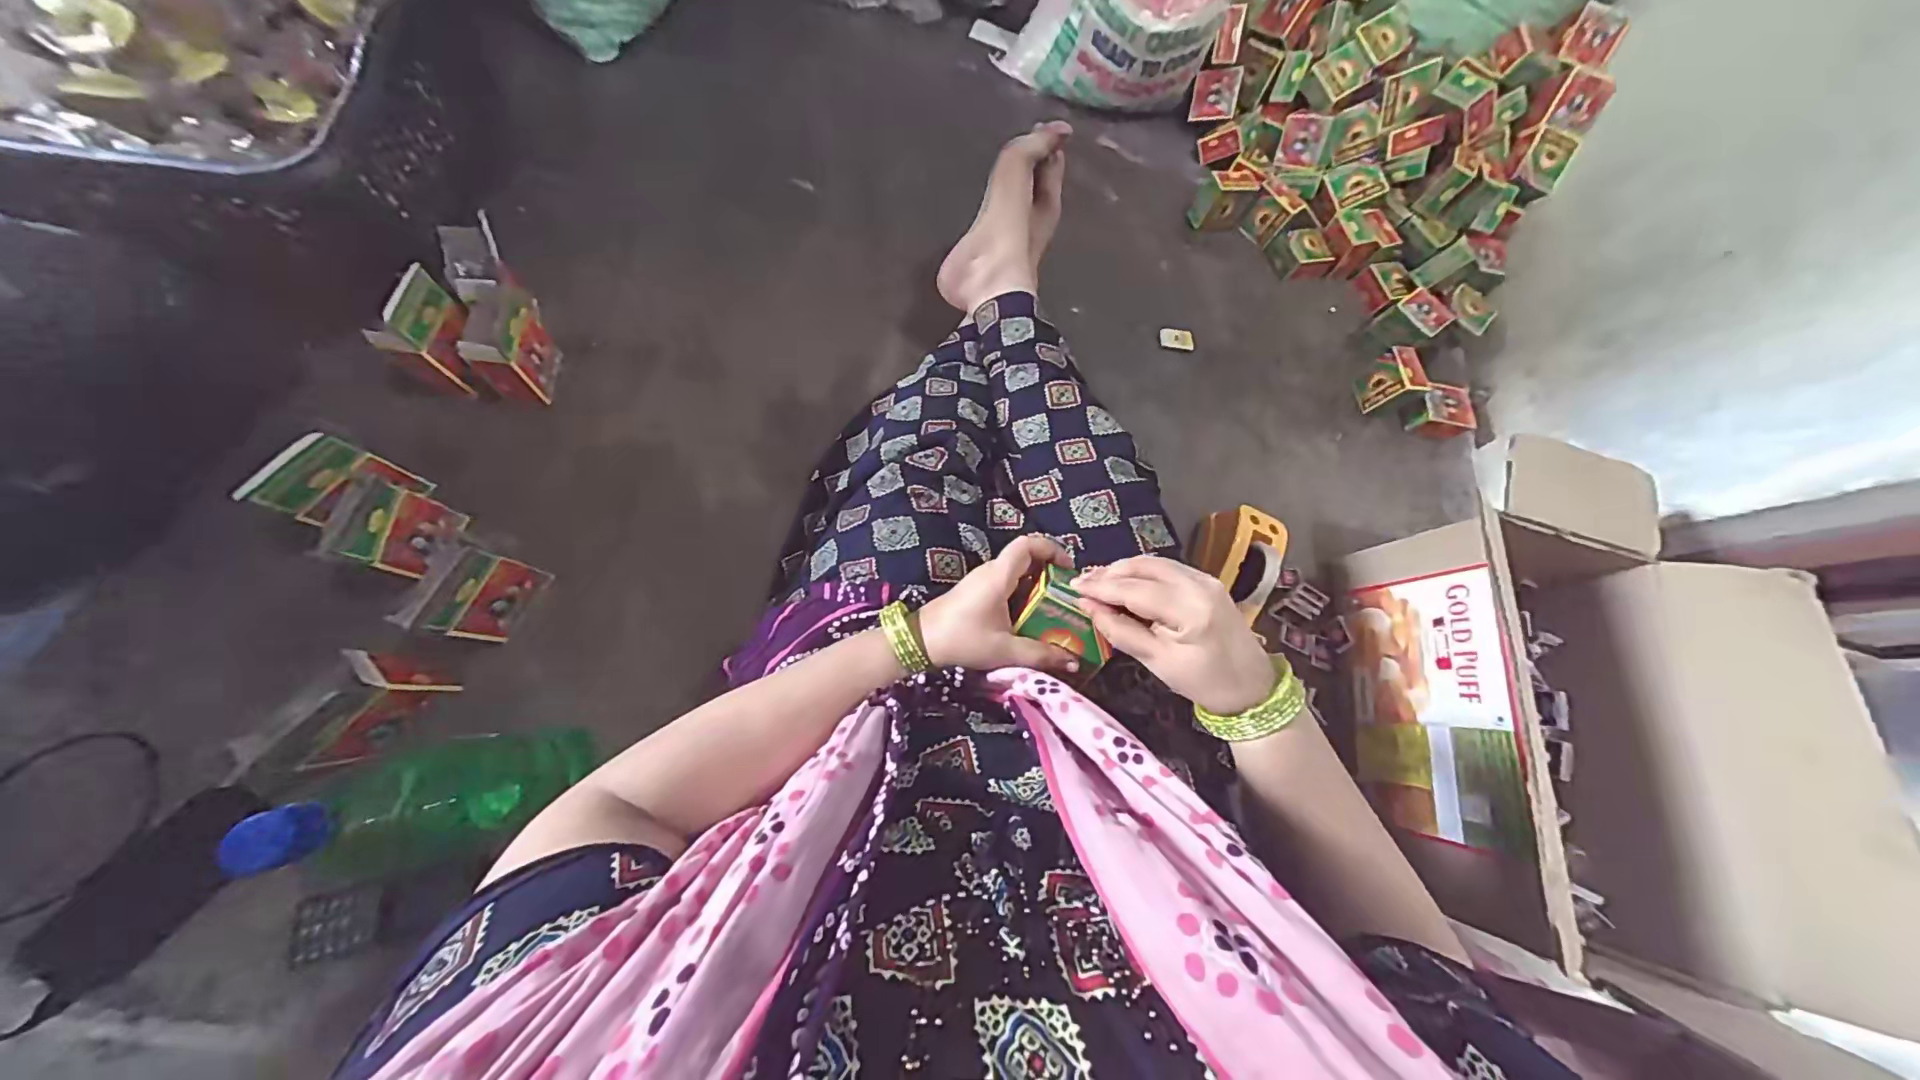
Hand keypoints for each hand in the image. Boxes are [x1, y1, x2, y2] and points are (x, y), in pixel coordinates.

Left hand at [917, 535, 1081, 675]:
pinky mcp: (975, 590)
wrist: (922, 640)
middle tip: (1065, 593)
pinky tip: (1028, 615)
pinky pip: (1005, 581)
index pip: (1028, 543)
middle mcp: (991, 571)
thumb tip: (1073, 662)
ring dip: (1036, 582)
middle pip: (1026, 556)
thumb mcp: (1005, 650)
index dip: (1052, 549)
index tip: (1068, 569)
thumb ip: (1040, 654)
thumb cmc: (962, 639)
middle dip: (1049, 570)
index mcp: (999, 576)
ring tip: (1052, 606)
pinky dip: (1022, 591)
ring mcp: (981, 579)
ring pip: (1016, 569)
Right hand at [1073, 556, 1276, 714]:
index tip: (1072, 588)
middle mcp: (1198, 584)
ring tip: (1098, 582)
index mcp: (1188, 608)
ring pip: (1154, 563)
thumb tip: (1088, 607)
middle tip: (1081, 583)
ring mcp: (1205, 579)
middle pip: (1143, 567)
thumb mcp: (1157, 662)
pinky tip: (1126, 583)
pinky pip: (1166, 568)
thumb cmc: (1204, 682)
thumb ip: (1120, 631)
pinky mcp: (1207, 581)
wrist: (1253, 688)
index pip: (1133, 589)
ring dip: (1123, 570)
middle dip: (1109, 573)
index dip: (1100, 587)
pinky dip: (1141, 573)